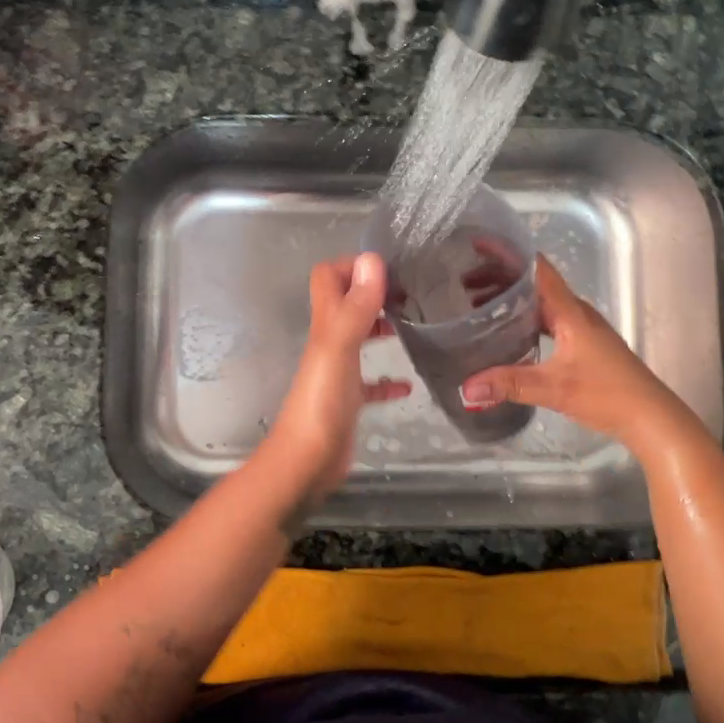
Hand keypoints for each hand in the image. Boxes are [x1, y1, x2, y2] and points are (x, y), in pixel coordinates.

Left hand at [266, 253, 411, 499]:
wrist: (306, 463)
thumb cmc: (322, 403)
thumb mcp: (339, 347)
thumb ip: (355, 306)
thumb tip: (372, 259)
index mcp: (325, 326)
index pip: (328, 277)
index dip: (353, 265)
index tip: (390, 267)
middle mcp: (329, 343)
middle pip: (347, 304)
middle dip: (376, 293)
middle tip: (413, 293)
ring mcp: (338, 372)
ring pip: (360, 339)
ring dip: (383, 329)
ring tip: (417, 325)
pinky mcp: (348, 401)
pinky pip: (370, 383)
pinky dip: (389, 379)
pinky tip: (409, 385)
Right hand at [459, 257, 681, 442]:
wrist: (651, 417)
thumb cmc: (607, 393)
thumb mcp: (553, 388)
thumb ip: (509, 384)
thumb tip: (467, 388)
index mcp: (570, 311)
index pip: (537, 269)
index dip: (508, 253)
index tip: (479, 245)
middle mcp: (575, 312)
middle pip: (534, 283)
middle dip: (500, 277)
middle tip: (465, 281)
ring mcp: (581, 328)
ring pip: (539, 303)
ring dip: (510, 299)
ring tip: (476, 305)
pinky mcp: (583, 344)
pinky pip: (546, 320)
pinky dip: (522, 319)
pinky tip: (507, 335)